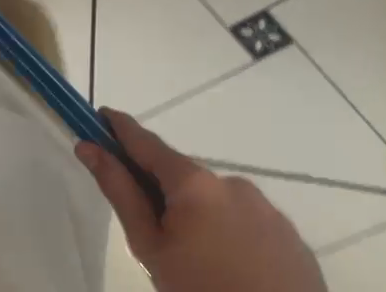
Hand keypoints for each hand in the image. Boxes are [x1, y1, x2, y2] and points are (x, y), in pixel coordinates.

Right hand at [78, 110, 324, 291]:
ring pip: (217, 201)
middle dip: (161, 190)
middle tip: (152, 230)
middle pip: (182, 176)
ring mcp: (272, 214)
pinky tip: (231, 269)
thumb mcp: (149, 247)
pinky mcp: (297, 243)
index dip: (118, 127)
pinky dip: (231, 233)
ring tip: (198, 261)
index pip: (145, 141)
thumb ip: (120, 191)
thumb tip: (88, 147)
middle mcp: (234, 186)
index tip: (98, 117)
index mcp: (195, 184)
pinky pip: (249, 223)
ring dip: (199, 214)